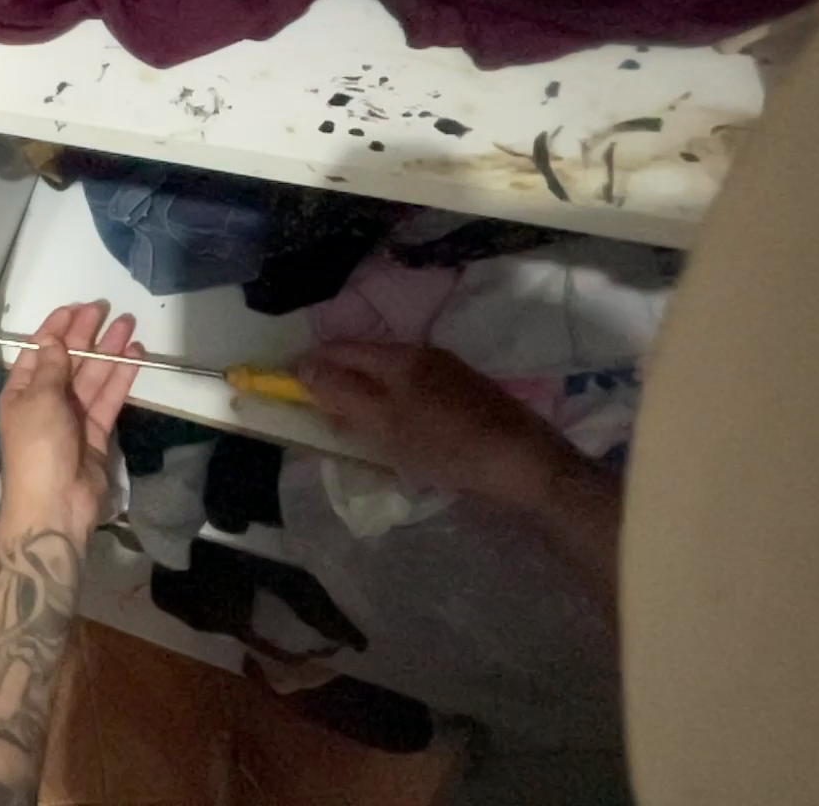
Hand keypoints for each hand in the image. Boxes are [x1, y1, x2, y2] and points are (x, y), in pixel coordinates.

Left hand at [0, 302, 139, 544]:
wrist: (56, 503)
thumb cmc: (38, 446)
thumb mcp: (38, 399)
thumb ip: (50, 367)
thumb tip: (51, 338)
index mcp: (21, 391)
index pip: (39, 350)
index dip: (56, 328)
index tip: (76, 308)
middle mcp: (45, 399)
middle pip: (68, 359)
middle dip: (86, 334)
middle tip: (105, 309)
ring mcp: (72, 415)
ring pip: (92, 375)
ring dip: (109, 350)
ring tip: (128, 324)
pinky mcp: (96, 431)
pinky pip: (108, 397)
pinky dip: (122, 376)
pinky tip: (135, 354)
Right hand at [296, 342, 581, 508]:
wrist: (530, 469)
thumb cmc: (446, 445)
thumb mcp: (381, 422)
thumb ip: (338, 391)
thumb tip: (301, 365)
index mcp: (398, 356)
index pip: (338, 348)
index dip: (308, 364)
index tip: (288, 386)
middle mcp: (422, 354)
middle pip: (364, 360)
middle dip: (336, 380)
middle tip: (321, 413)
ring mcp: (449, 372)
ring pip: (389, 375)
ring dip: (364, 393)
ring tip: (356, 424)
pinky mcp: (468, 394)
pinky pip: (413, 389)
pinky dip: (392, 403)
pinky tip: (398, 428)